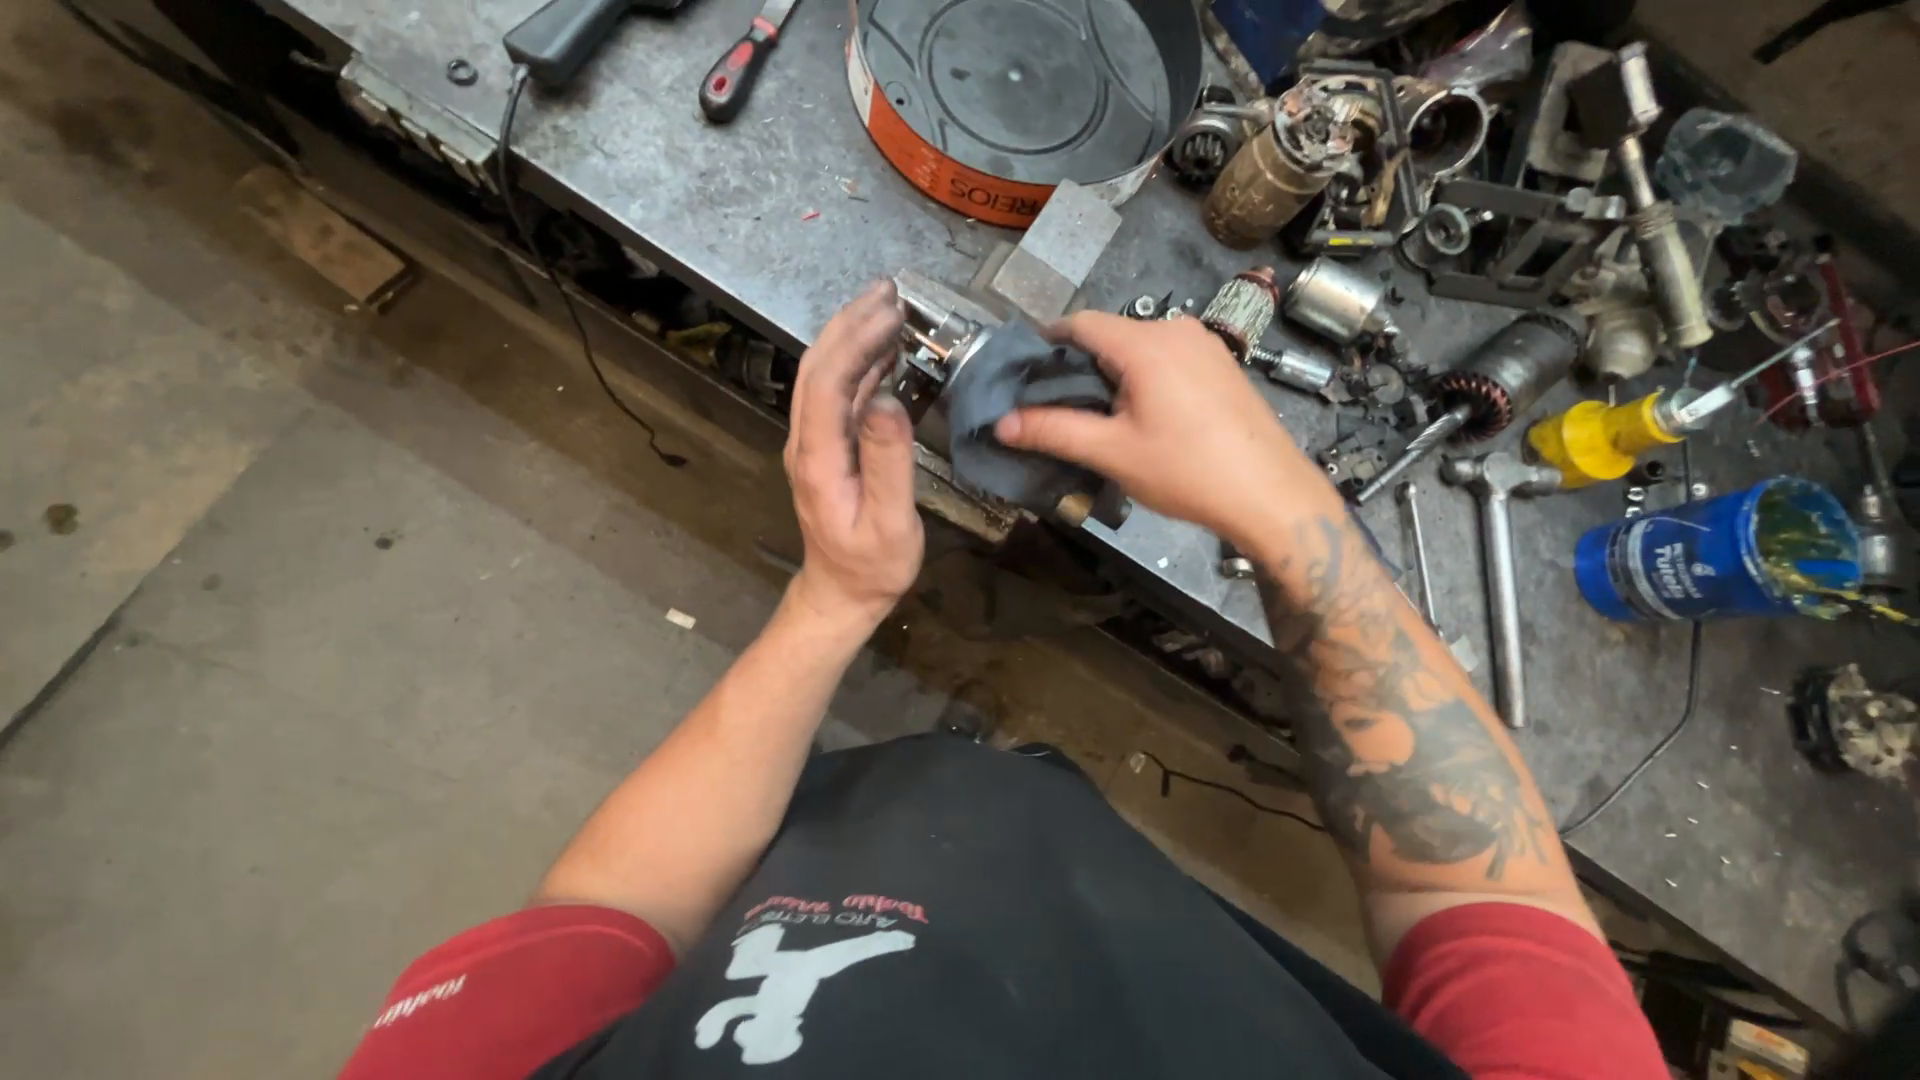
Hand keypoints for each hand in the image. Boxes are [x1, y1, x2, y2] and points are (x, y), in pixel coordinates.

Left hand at [783, 281, 924, 627]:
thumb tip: (889, 399)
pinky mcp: (826, 449)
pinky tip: (883, 353)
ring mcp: (813, 444)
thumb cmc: (871, 566)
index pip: (828, 381)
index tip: (893, 312)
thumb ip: (888, 462)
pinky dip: (859, 364)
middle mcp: (806, 442)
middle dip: (850, 322)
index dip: (857, 339)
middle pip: (818, 367)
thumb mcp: (890, 522)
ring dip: (851, 336)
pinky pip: (836, 395)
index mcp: (818, 457)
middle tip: (889, 290)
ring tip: (887, 307)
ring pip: (823, 375)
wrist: (842, 593)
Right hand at [994, 312, 1338, 545]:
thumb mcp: (1112, 453)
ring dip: (1111, 374)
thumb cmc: (1187, 471)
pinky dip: (1143, 378)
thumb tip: (1001, 423)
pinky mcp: (1222, 366)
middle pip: (1110, 334)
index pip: (1080, 323)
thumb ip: (1053, 431)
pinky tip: (1140, 417)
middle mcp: (1176, 331)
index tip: (1024, 373)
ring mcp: (1205, 346)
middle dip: (1078, 364)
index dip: (1046, 343)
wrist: (1271, 494)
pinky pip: (1168, 359)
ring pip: (1140, 348)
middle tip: (1054, 405)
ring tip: (1095, 417)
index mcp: (1146, 343)